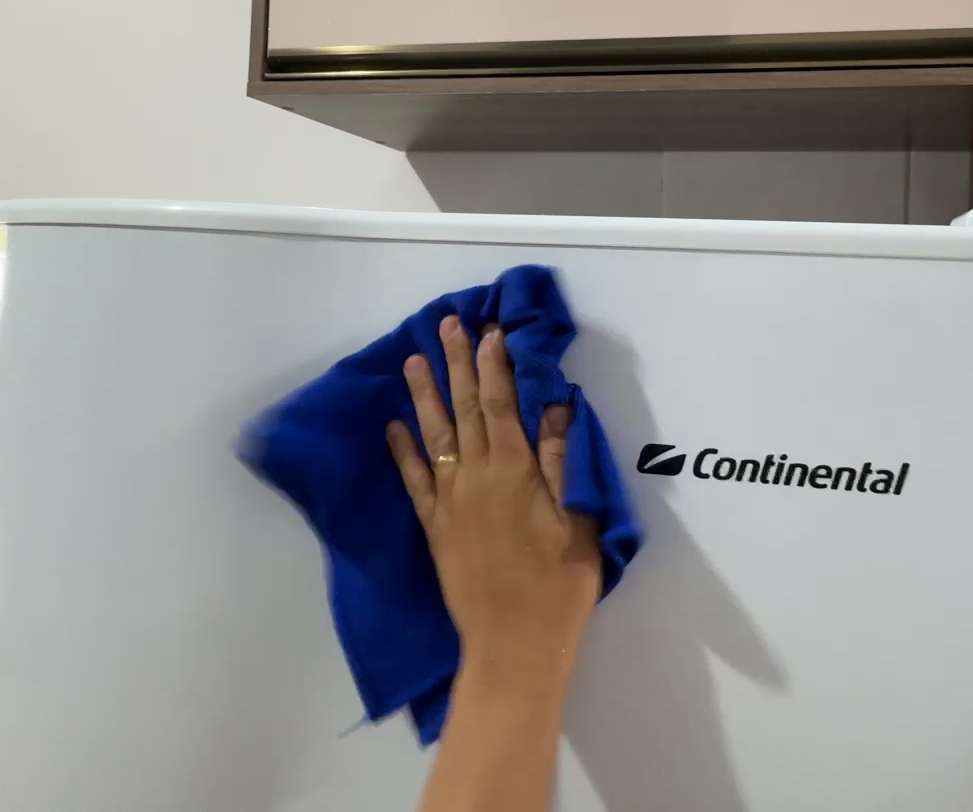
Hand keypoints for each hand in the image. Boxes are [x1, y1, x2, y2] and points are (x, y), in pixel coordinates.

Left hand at [387, 316, 602, 694]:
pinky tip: (394, 427)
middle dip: (457, 364)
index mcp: (515, 471)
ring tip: (413, 361)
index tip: (489, 331)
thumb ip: (564, 462)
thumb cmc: (559, 583)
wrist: (514, 646)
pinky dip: (403, 452)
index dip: (495, 365)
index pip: (501, 405)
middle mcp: (476, 477)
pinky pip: (415, 481)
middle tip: (446, 326)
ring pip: (435, 436)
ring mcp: (451, 502)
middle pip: (465, 409)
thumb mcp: (578, 520)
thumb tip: (556, 408)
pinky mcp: (436, 528)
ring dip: (425, 395)